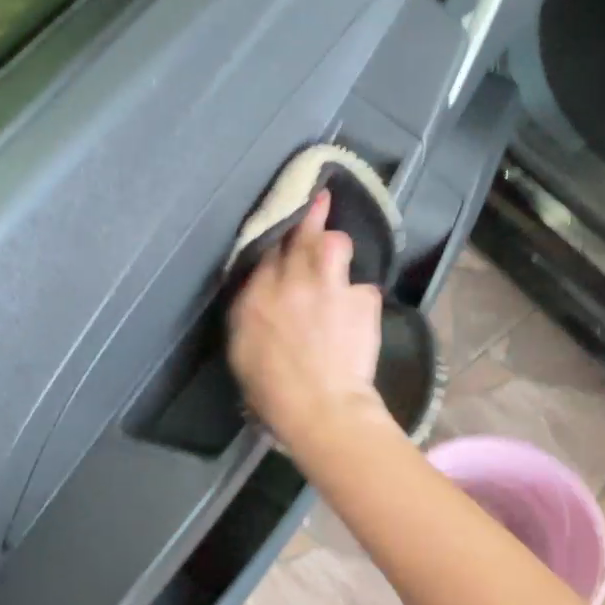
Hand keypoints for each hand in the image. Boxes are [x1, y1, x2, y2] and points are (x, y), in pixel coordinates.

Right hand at [227, 190, 391, 451]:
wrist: (320, 407)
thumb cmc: (271, 390)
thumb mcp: (241, 348)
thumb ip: (249, 312)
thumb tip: (258, 294)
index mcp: (255, 297)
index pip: (265, 252)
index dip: (275, 235)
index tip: (281, 225)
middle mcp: (290, 282)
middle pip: (299, 237)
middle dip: (308, 215)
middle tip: (319, 197)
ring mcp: (328, 287)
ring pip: (333, 244)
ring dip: (334, 242)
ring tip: (336, 245)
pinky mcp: (361, 301)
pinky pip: (363, 288)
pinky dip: (359, 297)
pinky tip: (357, 311)